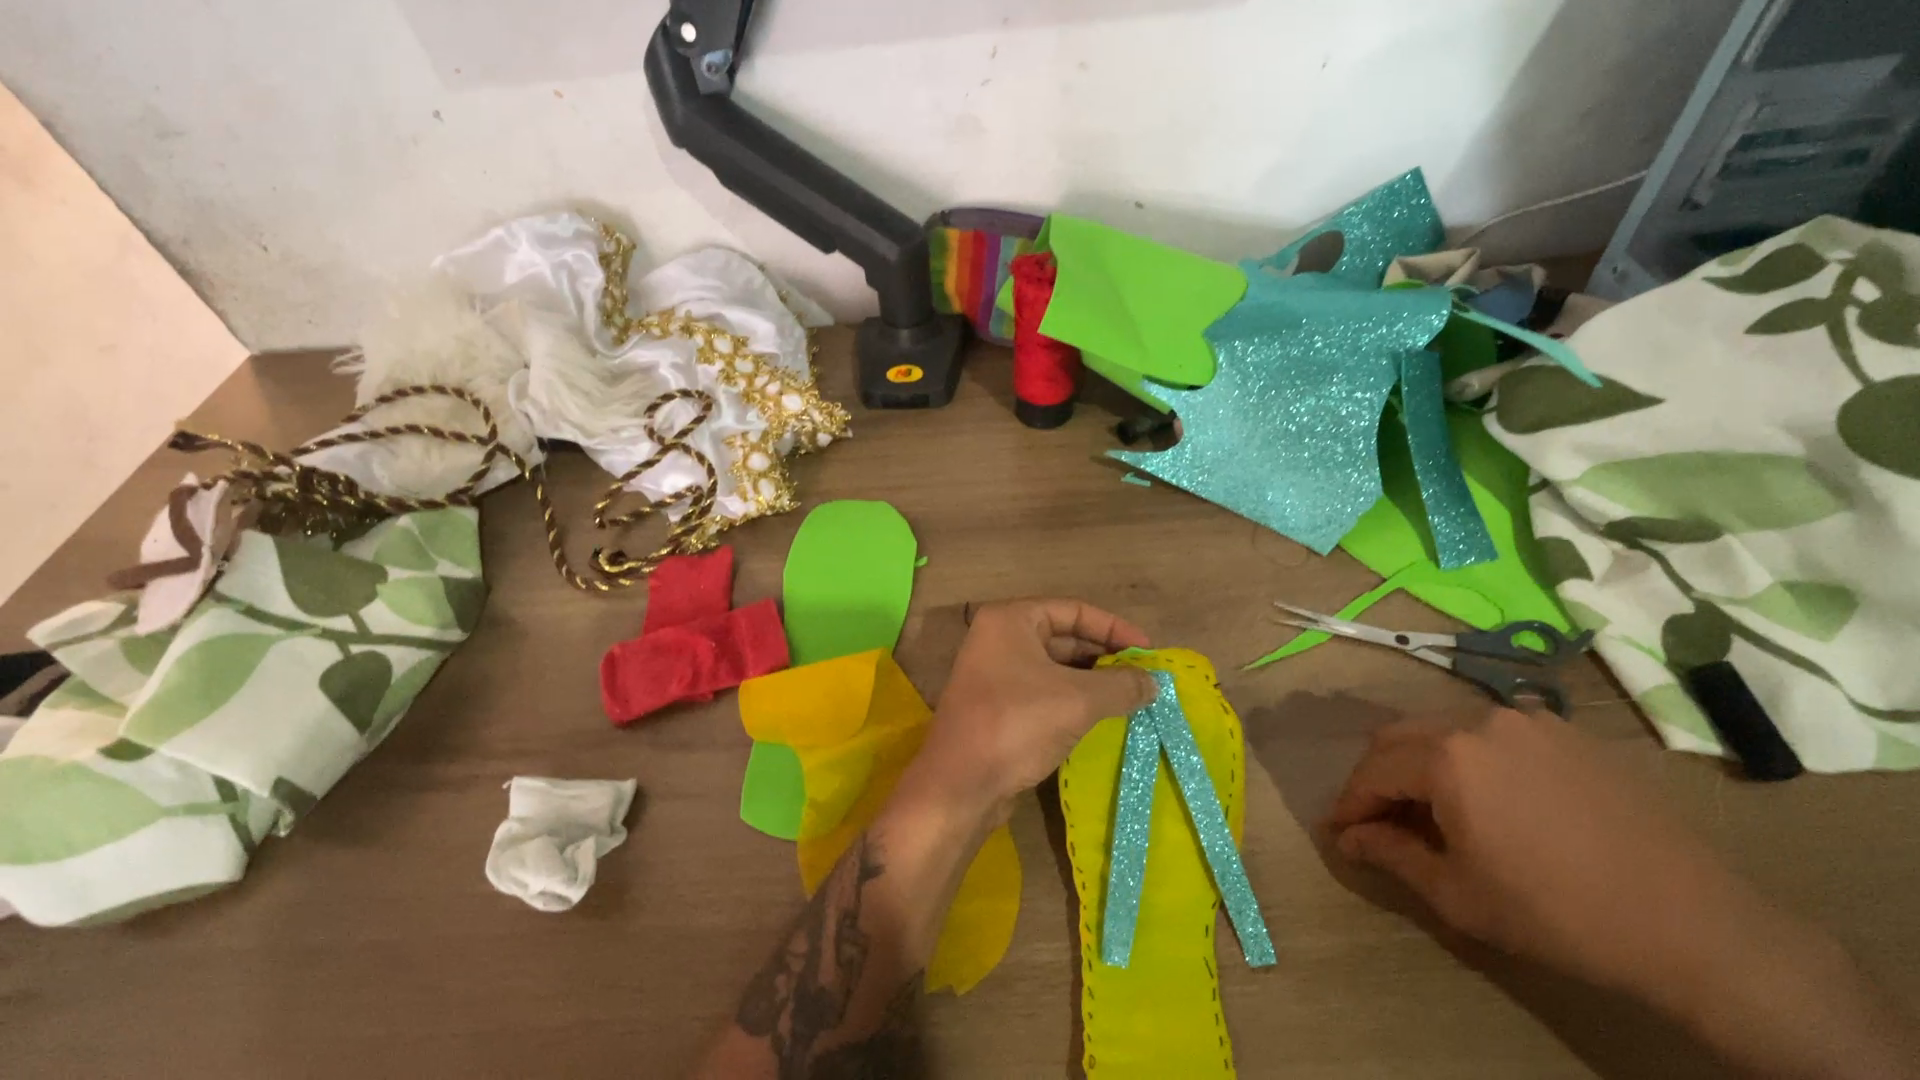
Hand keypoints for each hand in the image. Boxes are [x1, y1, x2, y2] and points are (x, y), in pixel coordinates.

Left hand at [915, 599, 1157, 822]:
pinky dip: (1073, 700)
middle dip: (1104, 656)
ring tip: (1130, 698)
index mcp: (1010, 621)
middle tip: (1143, 677)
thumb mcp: (1078, 700)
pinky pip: (1044, 693)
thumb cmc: (1017, 724)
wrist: (960, 785)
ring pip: (1054, 668)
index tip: (1148, 651)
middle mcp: (998, 640)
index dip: (1114, 628)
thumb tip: (1154, 683)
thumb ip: (1121, 686)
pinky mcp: (997, 708)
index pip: (1073, 610)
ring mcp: (994, 675)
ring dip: (1092, 681)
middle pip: (1063, 637)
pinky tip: (1101, 717)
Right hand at [1325, 709, 1919, 1077]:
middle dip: (1378, 776)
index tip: (1339, 833)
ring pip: (1447, 730)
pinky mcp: (1570, 733)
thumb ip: (1390, 854)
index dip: (1348, 803)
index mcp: (1448, 757)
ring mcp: (1531, 720)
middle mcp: (1481, 721)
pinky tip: (1487, 800)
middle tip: (1374, 820)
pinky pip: (1495, 734)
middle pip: (1402, 737)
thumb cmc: (1556, 913)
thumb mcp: (1457, 894)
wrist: (1690, 923)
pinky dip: (1471, 759)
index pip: (1372, 770)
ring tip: (1431, 811)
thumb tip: (1347, 837)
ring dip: (1423, 764)